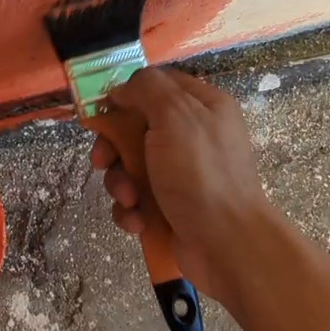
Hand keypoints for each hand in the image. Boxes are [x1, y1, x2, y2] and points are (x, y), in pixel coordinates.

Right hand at [89, 68, 272, 298]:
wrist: (227, 245)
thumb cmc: (201, 172)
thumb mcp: (176, 114)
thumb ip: (146, 88)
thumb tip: (121, 90)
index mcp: (203, 106)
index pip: (157, 85)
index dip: (127, 93)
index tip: (102, 108)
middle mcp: (193, 136)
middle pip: (135, 128)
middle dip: (114, 148)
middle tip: (103, 161)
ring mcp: (181, 175)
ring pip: (130, 167)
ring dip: (120, 184)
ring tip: (130, 200)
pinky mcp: (170, 207)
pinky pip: (137, 200)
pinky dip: (131, 211)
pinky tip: (138, 221)